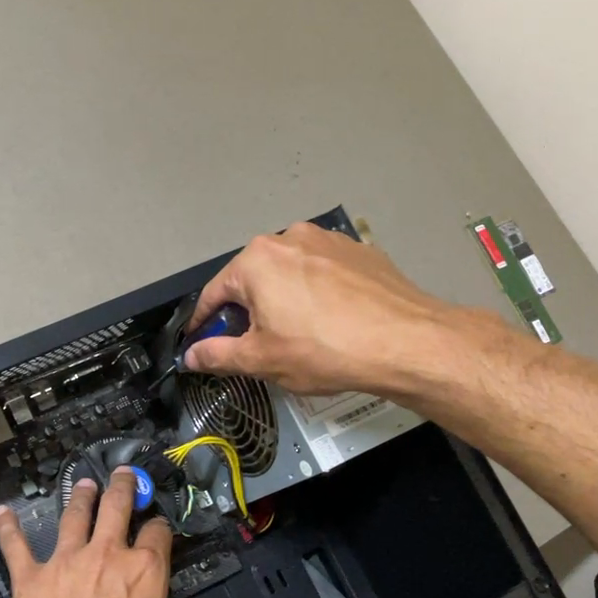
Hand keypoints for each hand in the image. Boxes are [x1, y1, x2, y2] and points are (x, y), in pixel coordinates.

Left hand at [0, 469, 204, 597]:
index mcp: (146, 574)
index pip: (159, 536)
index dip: (160, 528)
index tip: (160, 527)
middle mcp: (107, 557)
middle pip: (116, 509)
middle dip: (123, 488)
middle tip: (123, 474)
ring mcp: (66, 563)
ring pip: (74, 518)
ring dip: (79, 498)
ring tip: (83, 485)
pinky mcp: (30, 578)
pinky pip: (16, 546)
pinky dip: (8, 528)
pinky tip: (3, 513)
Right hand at [184, 221, 491, 399]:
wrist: (405, 342)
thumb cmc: (323, 350)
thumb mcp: (260, 360)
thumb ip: (217, 355)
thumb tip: (191, 355)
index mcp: (257, 260)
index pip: (214, 294)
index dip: (202, 324)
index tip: (199, 344)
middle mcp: (289, 238)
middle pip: (252, 279)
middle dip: (245, 312)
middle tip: (251, 346)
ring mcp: (328, 240)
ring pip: (288, 274)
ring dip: (280, 301)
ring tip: (293, 336)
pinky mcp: (359, 251)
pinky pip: (321, 274)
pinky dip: (313, 295)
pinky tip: (326, 324)